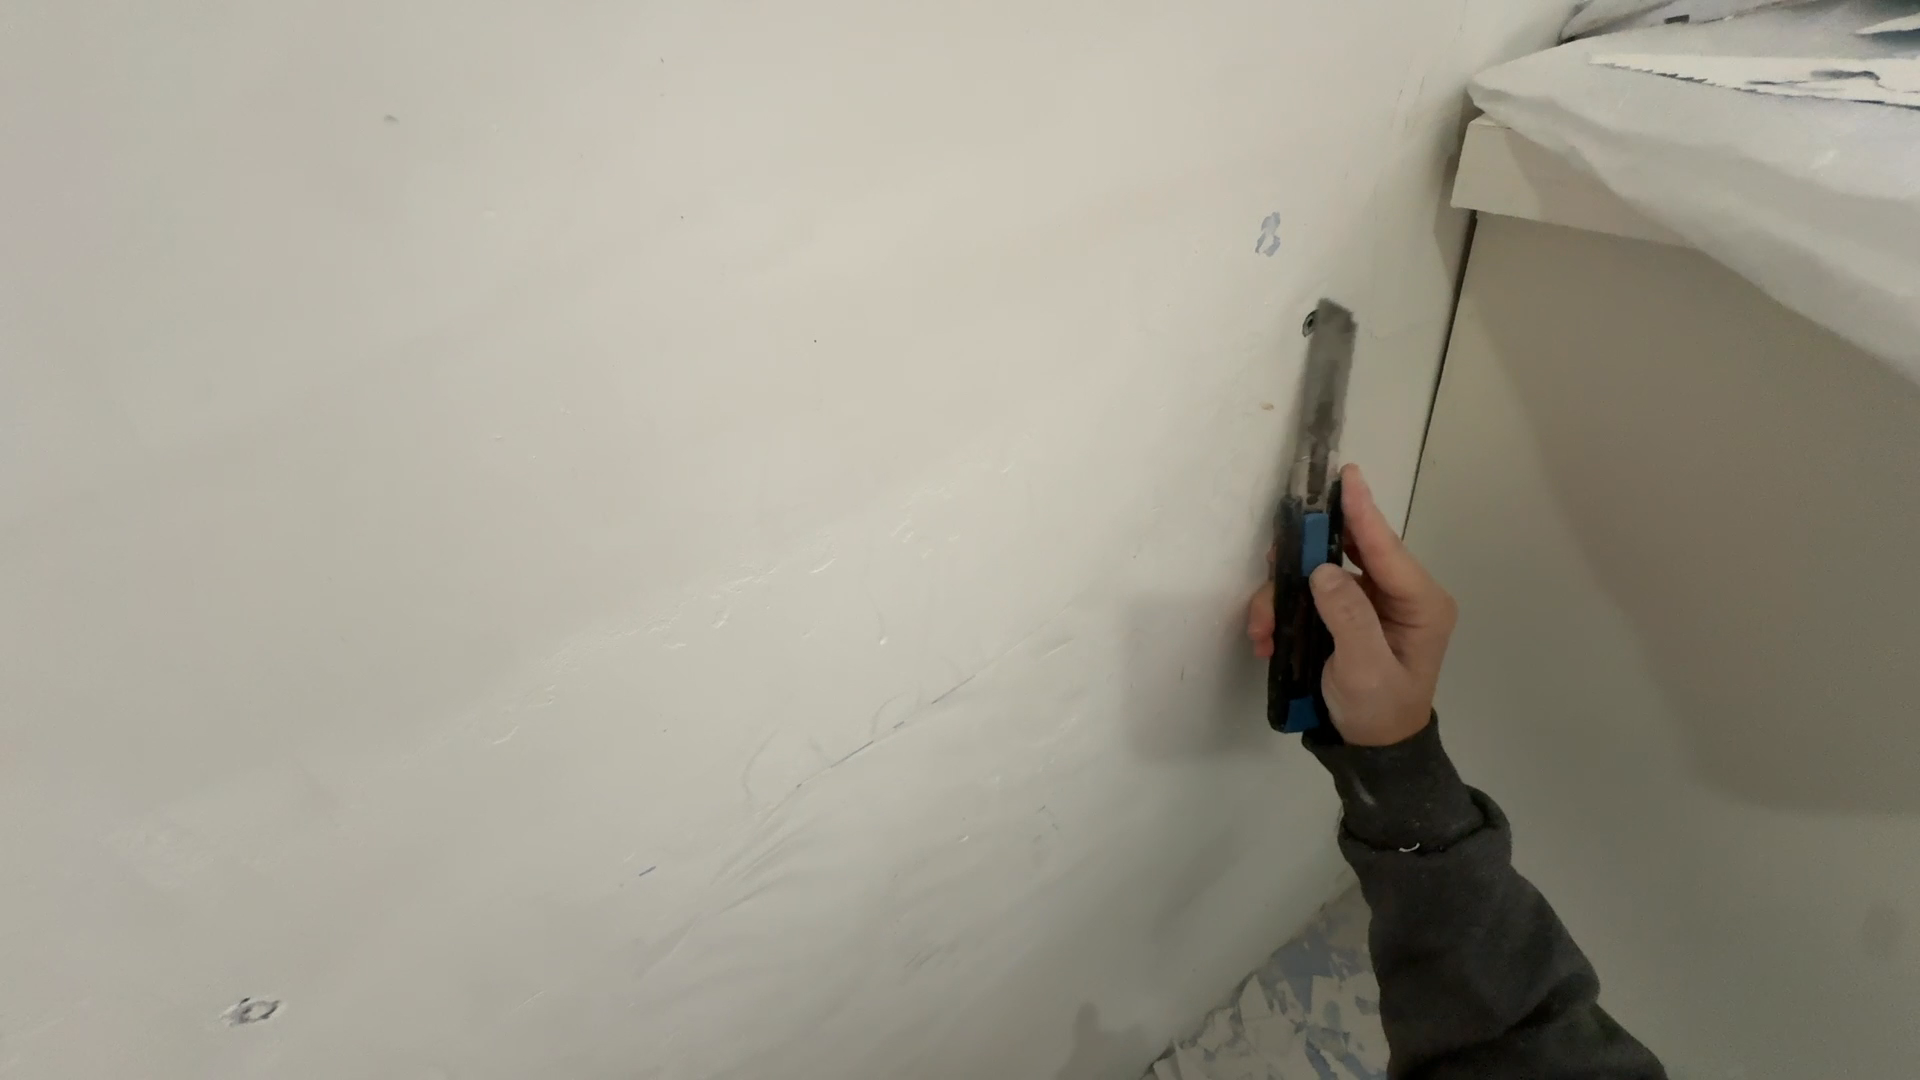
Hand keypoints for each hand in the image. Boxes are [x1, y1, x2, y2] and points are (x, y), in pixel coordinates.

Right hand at [1246, 464, 1456, 746]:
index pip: (1387, 548)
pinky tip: (1267, 636)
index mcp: (1420, 603)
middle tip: (1272, 563)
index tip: (1346, 475)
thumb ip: (1347, 617)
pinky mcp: (1347, 611)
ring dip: (1284, 595)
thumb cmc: (1377, 710)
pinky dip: (1284, 609)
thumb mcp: (1364, 669)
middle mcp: (1398, 594)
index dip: (1362, 511)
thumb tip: (1321, 570)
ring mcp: (1371, 601)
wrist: (1372, 745)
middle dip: (1304, 559)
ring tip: (1261, 627)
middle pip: (1349, 552)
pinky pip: (1310, 593)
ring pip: (1320, 573)